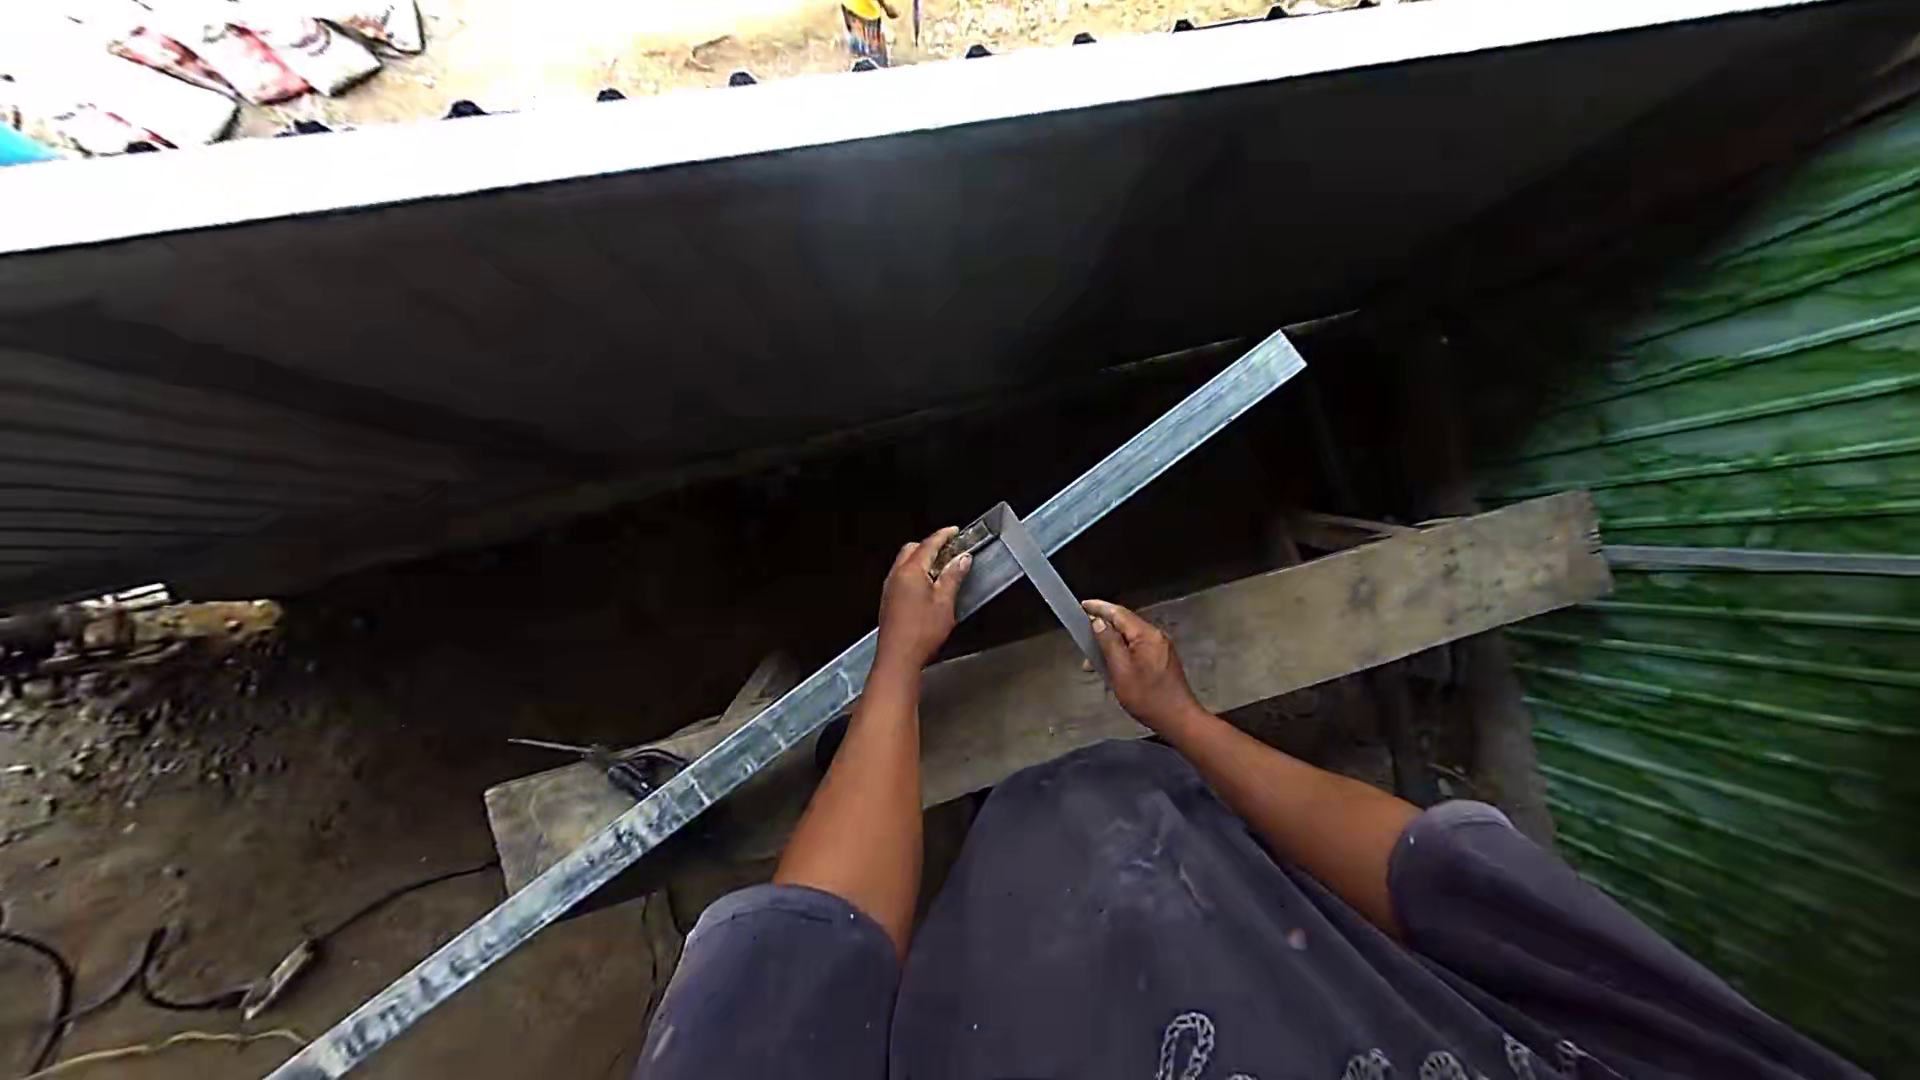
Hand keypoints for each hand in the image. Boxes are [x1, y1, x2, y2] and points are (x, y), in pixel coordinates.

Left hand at [874, 527, 969, 670]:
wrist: (898, 657)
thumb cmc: (920, 633)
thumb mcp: (945, 602)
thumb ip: (953, 577)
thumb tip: (961, 560)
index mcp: (910, 571)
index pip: (928, 544)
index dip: (943, 535)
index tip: (954, 531)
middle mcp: (896, 576)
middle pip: (912, 549)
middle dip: (930, 546)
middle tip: (949, 550)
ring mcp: (890, 588)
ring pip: (905, 563)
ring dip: (922, 560)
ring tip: (942, 569)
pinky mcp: (888, 600)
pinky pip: (901, 577)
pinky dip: (915, 574)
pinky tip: (928, 587)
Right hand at [1083, 599, 1201, 730]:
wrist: (1178, 720)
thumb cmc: (1147, 697)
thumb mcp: (1121, 670)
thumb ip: (1109, 643)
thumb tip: (1098, 622)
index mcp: (1147, 635)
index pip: (1119, 613)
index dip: (1099, 608)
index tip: (1082, 605)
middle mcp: (1156, 636)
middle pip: (1125, 624)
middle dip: (1103, 628)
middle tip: (1083, 636)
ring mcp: (1161, 648)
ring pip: (1130, 638)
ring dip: (1111, 645)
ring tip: (1093, 660)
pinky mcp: (1162, 659)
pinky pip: (1137, 648)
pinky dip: (1122, 652)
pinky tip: (1112, 666)